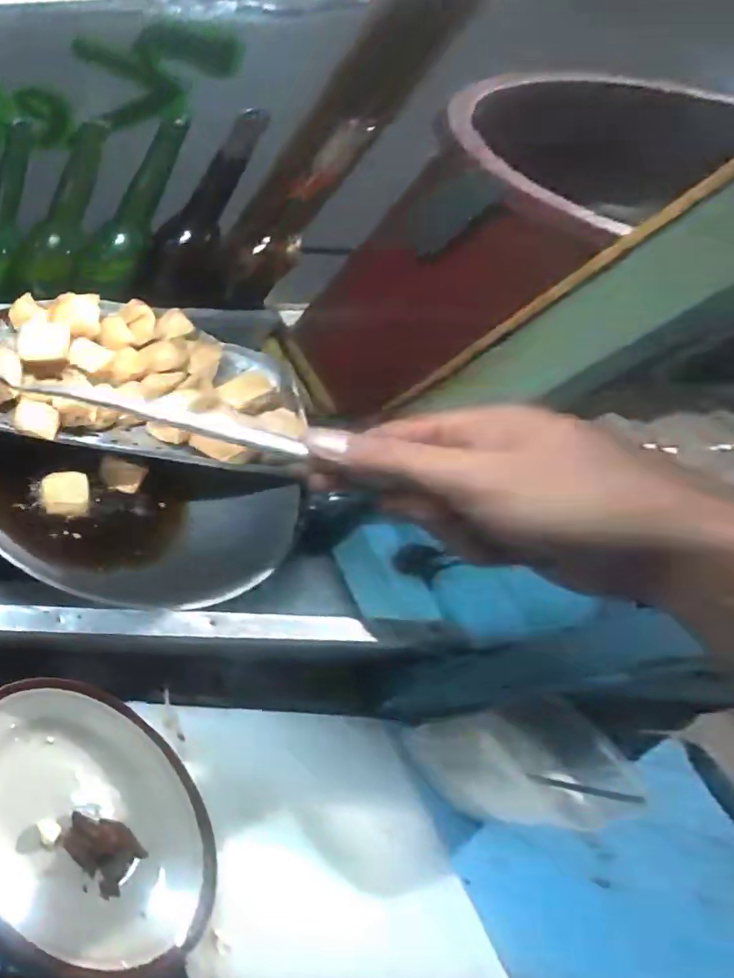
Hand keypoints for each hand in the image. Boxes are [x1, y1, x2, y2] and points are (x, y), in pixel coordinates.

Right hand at [306, 405, 733, 612]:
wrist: (667, 552)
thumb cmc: (562, 500)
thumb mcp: (465, 477)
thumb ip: (387, 459)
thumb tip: (313, 436)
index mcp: (478, 425)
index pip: (389, 435)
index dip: (348, 456)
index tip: (311, 479)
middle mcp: (487, 450)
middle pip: (409, 473)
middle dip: (414, 502)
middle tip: (431, 516)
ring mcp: (504, 486)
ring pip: (434, 508)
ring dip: (448, 528)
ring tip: (488, 537)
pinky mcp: (516, 519)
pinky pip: (464, 529)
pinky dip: (476, 543)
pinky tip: (509, 549)